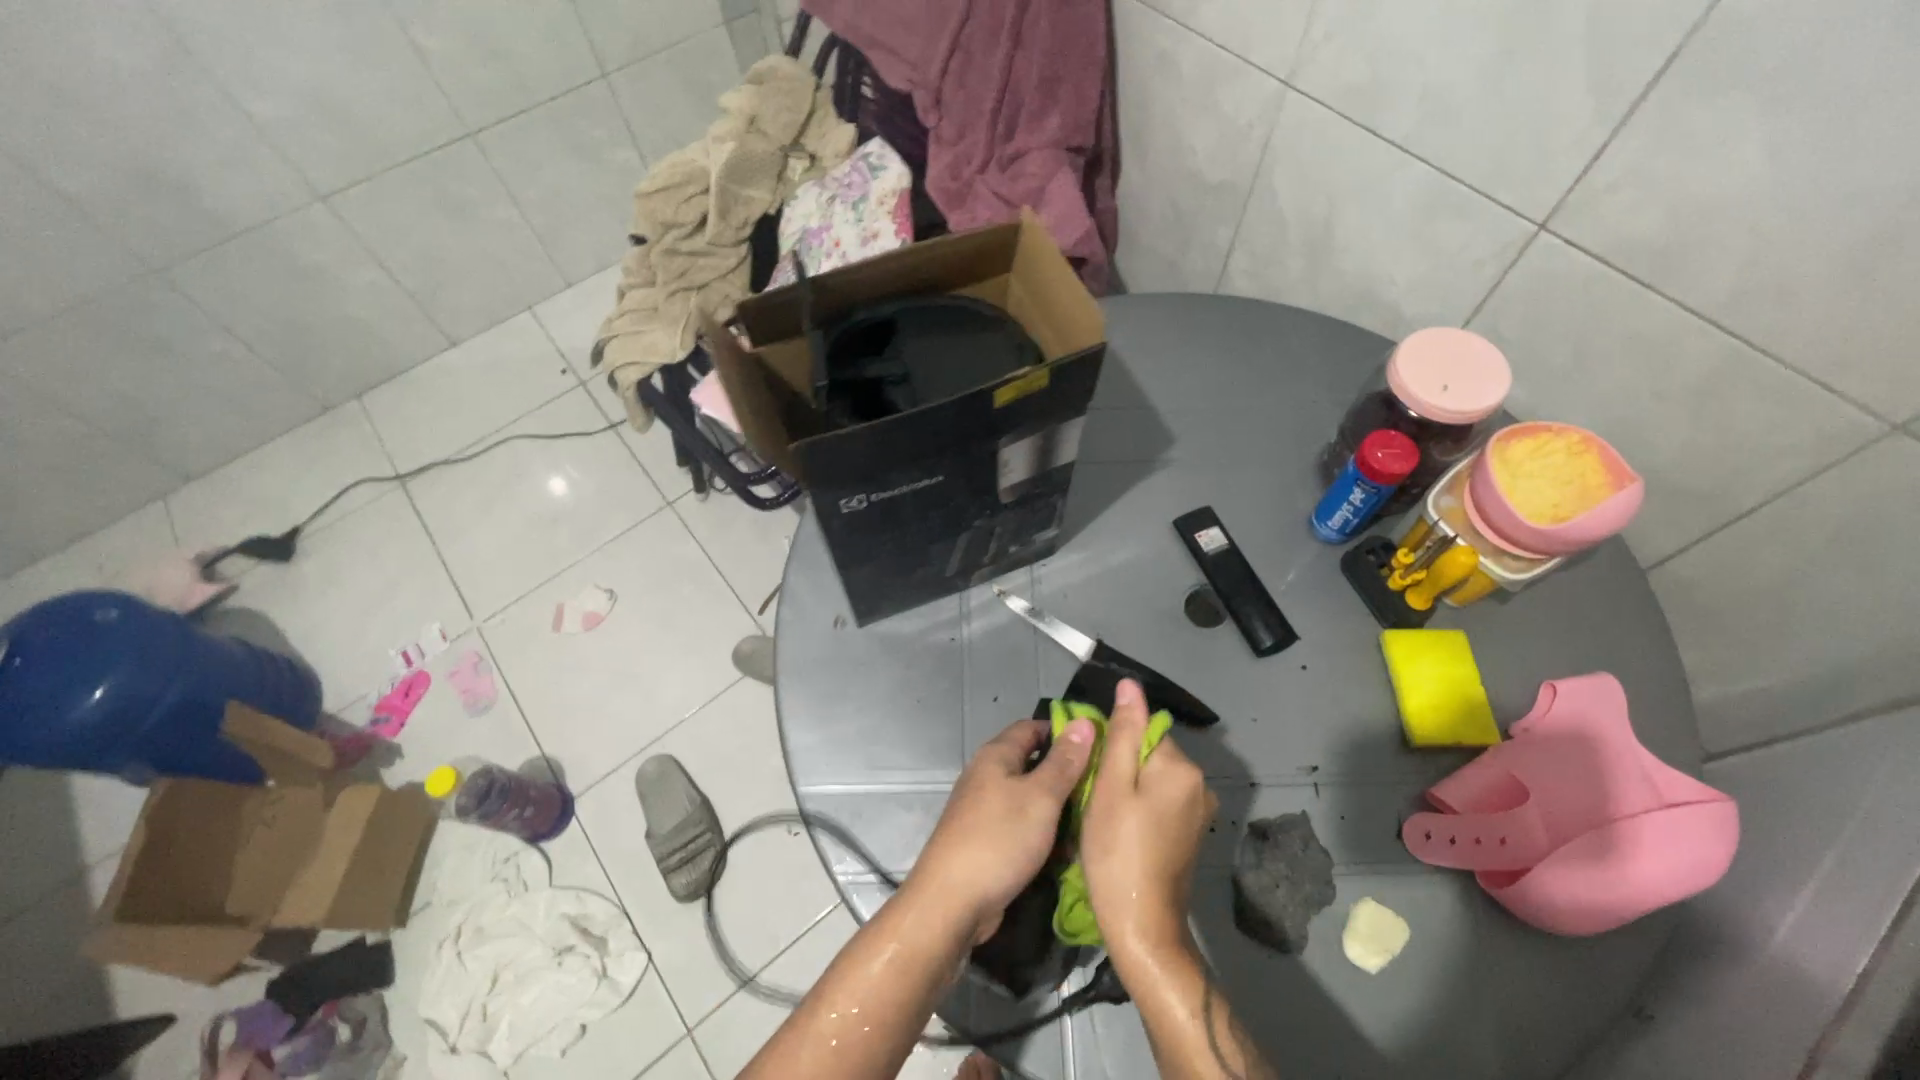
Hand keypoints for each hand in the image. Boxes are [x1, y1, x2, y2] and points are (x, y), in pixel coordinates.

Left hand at [911, 714, 1095, 943]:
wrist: (952, 902)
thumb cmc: (999, 839)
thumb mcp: (1041, 797)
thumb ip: (1064, 761)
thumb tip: (1084, 721)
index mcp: (996, 756)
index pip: (1032, 728)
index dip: (1064, 732)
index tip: (1099, 746)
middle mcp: (987, 777)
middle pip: (1034, 765)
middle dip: (1067, 776)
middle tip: (1104, 790)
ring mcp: (986, 811)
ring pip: (1032, 800)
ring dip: (1059, 811)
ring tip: (1094, 823)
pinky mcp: (989, 841)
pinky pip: (1024, 828)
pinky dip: (1045, 835)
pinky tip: (1067, 852)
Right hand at [1080, 679, 1216, 964]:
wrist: (1141, 923)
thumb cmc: (1116, 851)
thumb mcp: (1111, 787)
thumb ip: (1123, 733)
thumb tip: (1129, 685)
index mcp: (1181, 767)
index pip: (1143, 730)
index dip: (1112, 745)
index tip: (1090, 771)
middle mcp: (1200, 783)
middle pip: (1150, 754)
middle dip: (1120, 767)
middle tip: (1091, 797)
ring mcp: (1200, 811)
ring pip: (1154, 780)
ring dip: (1128, 788)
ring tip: (1102, 815)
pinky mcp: (1193, 834)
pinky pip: (1162, 803)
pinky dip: (1140, 808)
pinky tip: (1121, 831)